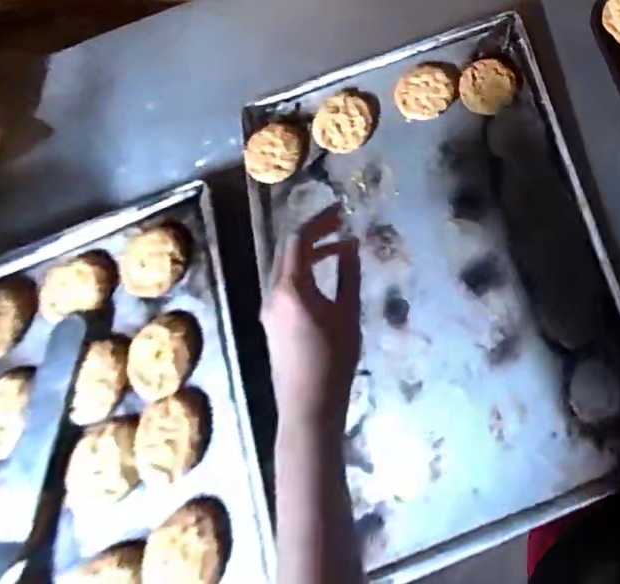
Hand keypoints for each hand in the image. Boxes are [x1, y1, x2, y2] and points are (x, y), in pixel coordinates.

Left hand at [262, 207, 362, 430]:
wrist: (308, 409)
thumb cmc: (333, 360)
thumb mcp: (347, 313)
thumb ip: (348, 274)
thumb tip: (350, 243)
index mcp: (290, 288)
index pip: (298, 240)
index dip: (319, 221)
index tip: (342, 211)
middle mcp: (273, 294)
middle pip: (288, 250)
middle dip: (314, 233)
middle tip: (342, 224)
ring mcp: (269, 310)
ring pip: (285, 267)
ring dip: (310, 252)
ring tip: (339, 246)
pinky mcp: (273, 323)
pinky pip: (285, 283)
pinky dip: (304, 270)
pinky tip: (325, 275)